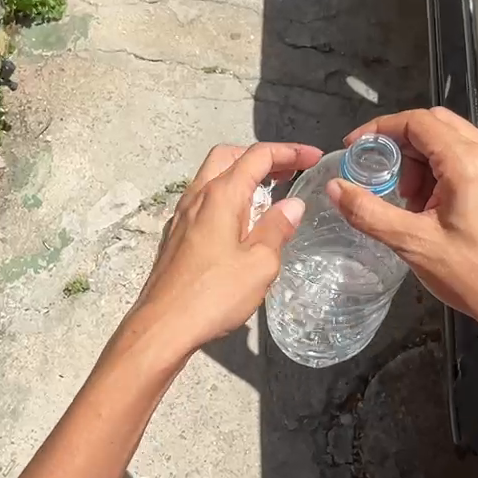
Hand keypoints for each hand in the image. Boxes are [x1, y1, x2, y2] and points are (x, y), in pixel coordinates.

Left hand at [126, 142, 322, 354]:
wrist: (163, 326)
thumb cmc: (213, 295)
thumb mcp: (260, 263)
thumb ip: (277, 228)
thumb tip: (292, 205)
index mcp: (220, 195)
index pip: (257, 156)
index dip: (289, 151)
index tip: (314, 157)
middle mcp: (197, 197)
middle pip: (228, 157)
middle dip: (260, 157)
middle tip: (289, 171)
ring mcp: (182, 216)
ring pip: (212, 178)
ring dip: (242, 177)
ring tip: (270, 194)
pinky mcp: (176, 236)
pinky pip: (204, 202)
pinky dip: (227, 198)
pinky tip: (241, 222)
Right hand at [326, 108, 477, 337]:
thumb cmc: (474, 275)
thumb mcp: (413, 244)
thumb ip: (368, 212)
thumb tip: (335, 188)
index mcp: (468, 163)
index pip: (417, 122)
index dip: (379, 129)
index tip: (354, 149)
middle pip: (434, 124)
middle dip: (400, 146)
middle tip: (382, 180)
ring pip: (450, 140)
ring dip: (420, 161)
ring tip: (409, 203)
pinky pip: (467, 157)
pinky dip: (440, 171)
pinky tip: (431, 207)